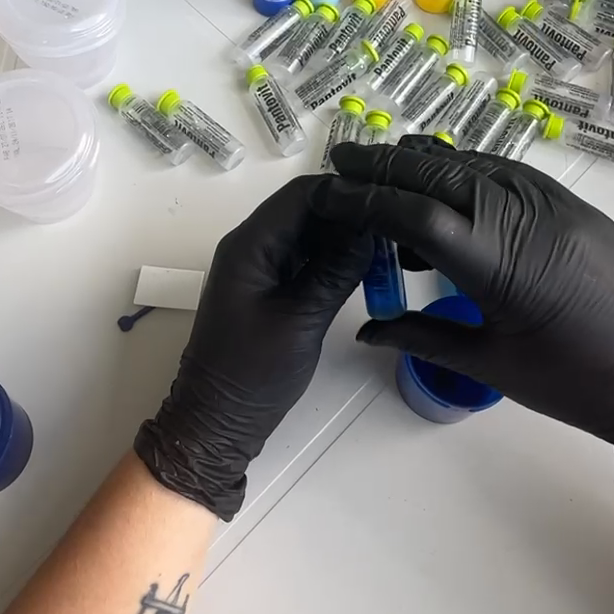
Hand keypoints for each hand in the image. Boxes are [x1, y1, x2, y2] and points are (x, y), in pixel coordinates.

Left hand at [134, 176, 372, 518]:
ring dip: (344, 235)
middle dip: (349, 211)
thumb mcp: (302, 319)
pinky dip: (333, 257)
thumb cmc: (252, 373)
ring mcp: (260, 266)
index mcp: (250, 245)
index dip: (345, 191)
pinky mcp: (270, 286)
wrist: (217, 421)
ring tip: (389, 241)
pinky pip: (305, 258)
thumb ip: (337, 270)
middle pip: (305, 208)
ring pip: (308, 232)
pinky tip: (366, 265)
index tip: (387, 200)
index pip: (301, 194)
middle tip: (396, 221)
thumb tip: (371, 228)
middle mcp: (252, 246)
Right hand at [315, 141, 613, 478]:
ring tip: (380, 169)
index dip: (363, 200)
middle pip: (435, 173)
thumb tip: (364, 329)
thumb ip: (420, 336)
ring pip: (468, 163)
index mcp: (497, 262)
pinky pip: (498, 171)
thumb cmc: (576, 382)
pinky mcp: (564, 200)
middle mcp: (519, 215)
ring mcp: (546, 200)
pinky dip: (458, 170)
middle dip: (382, 165)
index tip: (327, 194)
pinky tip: (438, 183)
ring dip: (419, 162)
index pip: (411, 212)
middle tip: (342, 161)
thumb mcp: (491, 365)